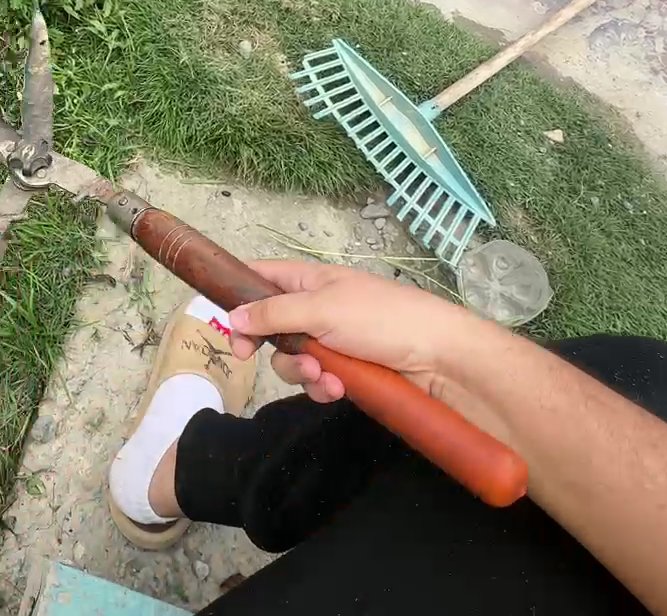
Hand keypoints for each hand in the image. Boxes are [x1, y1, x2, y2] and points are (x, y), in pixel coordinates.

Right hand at [226, 260, 507, 410]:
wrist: (443, 359)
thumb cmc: (381, 319)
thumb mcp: (320, 309)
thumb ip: (272, 313)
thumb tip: (232, 316)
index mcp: (309, 280)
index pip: (261, 276)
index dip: (238, 295)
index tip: (224, 321)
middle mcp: (316, 307)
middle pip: (269, 325)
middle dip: (268, 345)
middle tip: (251, 358)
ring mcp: (331, 340)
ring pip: (291, 357)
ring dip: (300, 370)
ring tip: (323, 377)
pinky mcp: (346, 370)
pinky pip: (316, 380)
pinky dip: (321, 386)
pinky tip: (338, 390)